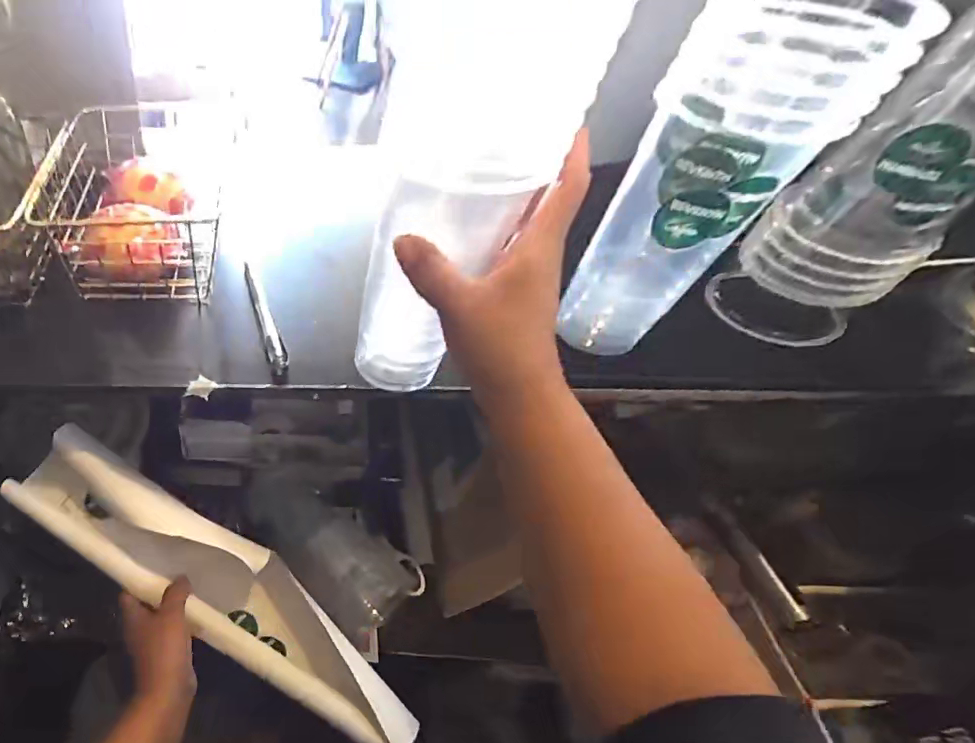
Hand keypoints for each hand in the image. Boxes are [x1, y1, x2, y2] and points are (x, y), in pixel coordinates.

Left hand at [121, 576, 195, 706]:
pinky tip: (197, 618)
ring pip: (161, 619)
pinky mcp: (166, 654)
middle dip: (161, 593)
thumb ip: (175, 594)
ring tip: (191, 594)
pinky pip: (173, 633)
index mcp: (132, 617)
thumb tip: (181, 577)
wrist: (169, 690)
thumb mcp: (171, 615)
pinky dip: (182, 625)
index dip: (139, 580)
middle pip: (146, 605)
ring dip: (174, 609)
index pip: (128, 592)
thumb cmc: (165, 649)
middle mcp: (138, 628)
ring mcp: (151, 642)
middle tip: (180, 579)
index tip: (157, 569)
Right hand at [393, 131, 590, 404]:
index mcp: (540, 246)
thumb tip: (403, 238)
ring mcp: (529, 277)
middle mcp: (541, 255)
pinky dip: (498, 232)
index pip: (569, 185)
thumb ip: (432, 272)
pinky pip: (510, 249)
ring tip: (487, 176)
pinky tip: (471, 235)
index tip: (566, 118)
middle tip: (509, 139)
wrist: (518, 393)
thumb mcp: (460, 305)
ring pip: (530, 226)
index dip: (571, 148)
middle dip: (538, 166)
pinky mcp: (515, 295)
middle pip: (550, 199)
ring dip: (518, 200)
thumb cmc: (501, 346)